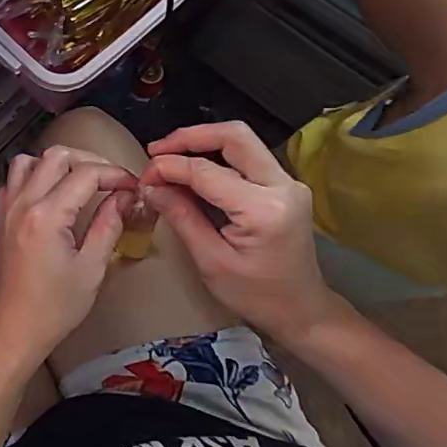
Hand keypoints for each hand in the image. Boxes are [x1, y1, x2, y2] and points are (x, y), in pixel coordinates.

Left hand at [0, 146, 136, 363]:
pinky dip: (34, 176)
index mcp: (47, 216)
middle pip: (56, 156)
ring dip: (57, 163)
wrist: (16, 329)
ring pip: (28, 161)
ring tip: (80, 180)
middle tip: (111, 180)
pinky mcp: (1, 219)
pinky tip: (51, 194)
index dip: (115, 174)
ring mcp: (7, 209)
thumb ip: (108, 225)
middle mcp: (23, 204)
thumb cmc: (56, 307)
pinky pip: (13, 181)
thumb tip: (124, 197)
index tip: (132, 187)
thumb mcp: (92, 268)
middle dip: (89, 161)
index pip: (86, 174)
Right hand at [142, 122, 345, 342]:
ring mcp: (288, 183)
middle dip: (190, 137)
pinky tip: (193, 170)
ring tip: (169, 157)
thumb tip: (152, 187)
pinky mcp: (284, 186)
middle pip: (234, 136)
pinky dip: (217, 157)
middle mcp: (283, 187)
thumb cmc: (256, 296)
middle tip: (157, 150)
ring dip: (203, 142)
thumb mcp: (211, 261)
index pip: (207, 172)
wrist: (301, 310)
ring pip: (242, 142)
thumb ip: (182, 217)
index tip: (145, 175)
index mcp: (264, 210)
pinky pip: (248, 158)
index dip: (170, 167)